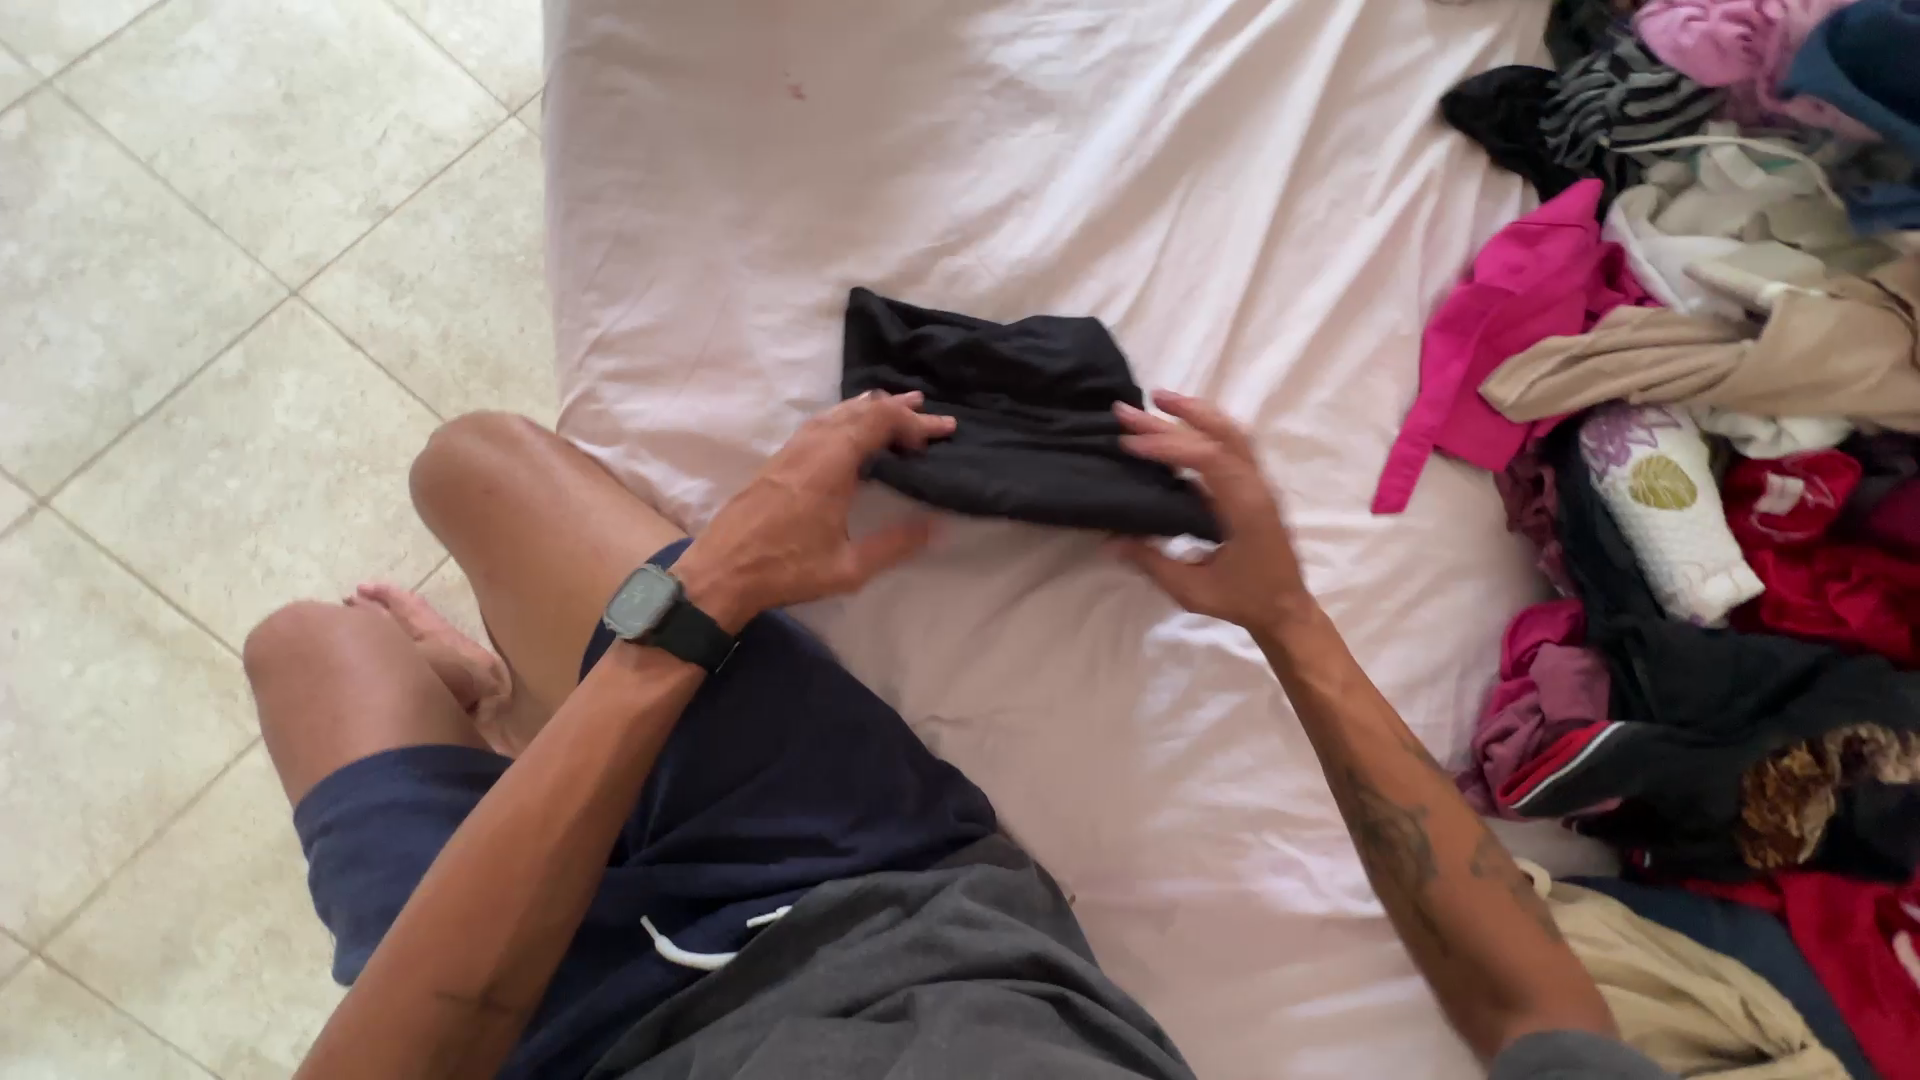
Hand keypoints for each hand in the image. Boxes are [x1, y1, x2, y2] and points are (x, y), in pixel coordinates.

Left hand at [672, 391, 953, 630]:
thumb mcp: (849, 568)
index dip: (914, 422)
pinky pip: (821, 422)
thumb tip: (939, 527)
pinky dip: (848, 416)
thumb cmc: (787, 571)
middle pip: (861, 410)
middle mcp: (811, 447)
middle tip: (932, 413)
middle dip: (900, 409)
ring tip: (900, 406)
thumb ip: (896, 544)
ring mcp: (791, 450)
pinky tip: (852, 427)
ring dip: (872, 408)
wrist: (720, 573)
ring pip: (837, 412)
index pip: (880, 421)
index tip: (939, 435)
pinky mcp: (779, 460)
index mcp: (831, 465)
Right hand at [1109, 390, 1316, 634]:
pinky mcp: (1255, 488)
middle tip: (1130, 408)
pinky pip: (1234, 445)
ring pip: (1232, 433)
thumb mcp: (1191, 589)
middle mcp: (1257, 487)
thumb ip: (1151, 562)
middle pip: (1220, 435)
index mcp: (1245, 508)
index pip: (1208, 459)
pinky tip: (1182, 426)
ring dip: (1196, 413)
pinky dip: (1206, 428)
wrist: (1285, 608)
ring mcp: (1260, 484)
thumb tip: (1110, 539)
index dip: (1168, 446)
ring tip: (1159, 399)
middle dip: (1175, 416)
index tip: (1131, 444)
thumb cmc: (1242, 600)